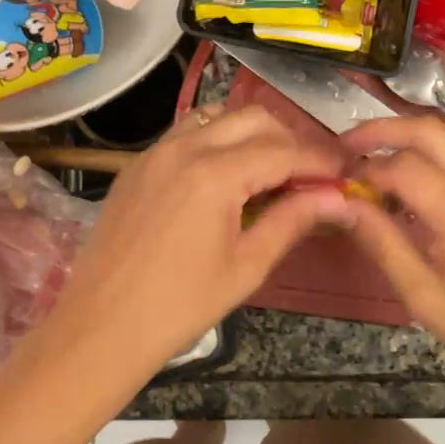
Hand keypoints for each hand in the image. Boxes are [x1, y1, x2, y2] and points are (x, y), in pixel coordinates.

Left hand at [0, 105, 353, 443]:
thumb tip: (338, 198)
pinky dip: (216, 138)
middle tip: (309, 171)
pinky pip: (186, 131)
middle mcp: (185, 146)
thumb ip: (292, 221)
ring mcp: (156, 150)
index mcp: (215, 173)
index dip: (318, 158)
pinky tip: (225, 173)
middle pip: (253, 117)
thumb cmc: (179, 306)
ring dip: (251, 132)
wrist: (100, 327)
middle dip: (288, 138)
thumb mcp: (246, 268)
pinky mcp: (137, 163)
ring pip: (218, 116)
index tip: (344, 169)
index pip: (282, 150)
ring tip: (270, 168)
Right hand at [339, 116, 444, 374]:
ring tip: (370, 154)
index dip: (369, 169)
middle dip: (385, 129)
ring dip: (406, 136)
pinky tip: (404, 177)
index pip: (407, 167)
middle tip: (348, 144)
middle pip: (431, 132)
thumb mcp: (422, 296)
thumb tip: (344, 204)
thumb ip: (382, 243)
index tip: (343, 183)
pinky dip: (426, 152)